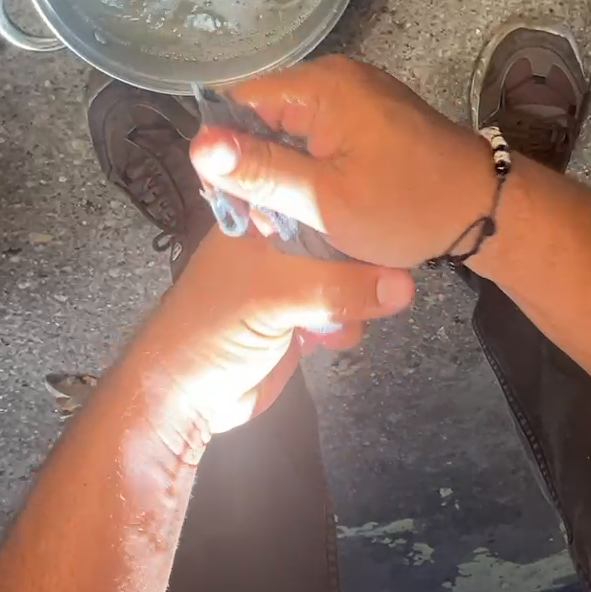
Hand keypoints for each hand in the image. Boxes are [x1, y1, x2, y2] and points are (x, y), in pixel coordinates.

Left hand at [126, 230, 413, 439]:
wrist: (186, 398)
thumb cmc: (215, 327)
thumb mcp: (275, 297)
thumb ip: (338, 288)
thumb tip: (404, 285)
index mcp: (259, 218)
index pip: (314, 193)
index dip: (349, 203)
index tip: (387, 217)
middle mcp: (276, 243)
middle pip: (336, 236)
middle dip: (360, 259)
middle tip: (387, 275)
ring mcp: (288, 282)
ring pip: (344, 275)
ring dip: (354, 298)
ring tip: (345, 318)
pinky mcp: (299, 318)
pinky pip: (339, 310)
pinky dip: (344, 324)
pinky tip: (333, 340)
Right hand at [188, 56, 495, 266]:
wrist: (485, 208)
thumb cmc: (406, 205)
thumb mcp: (325, 199)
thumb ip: (260, 171)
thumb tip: (197, 146)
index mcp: (321, 86)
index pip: (239, 102)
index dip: (224, 151)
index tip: (231, 201)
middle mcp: (335, 80)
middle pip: (263, 116)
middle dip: (255, 168)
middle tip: (265, 224)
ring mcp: (355, 96)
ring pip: (290, 132)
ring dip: (282, 176)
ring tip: (289, 223)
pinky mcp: (369, 118)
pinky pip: (318, 138)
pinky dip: (309, 171)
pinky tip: (314, 207)